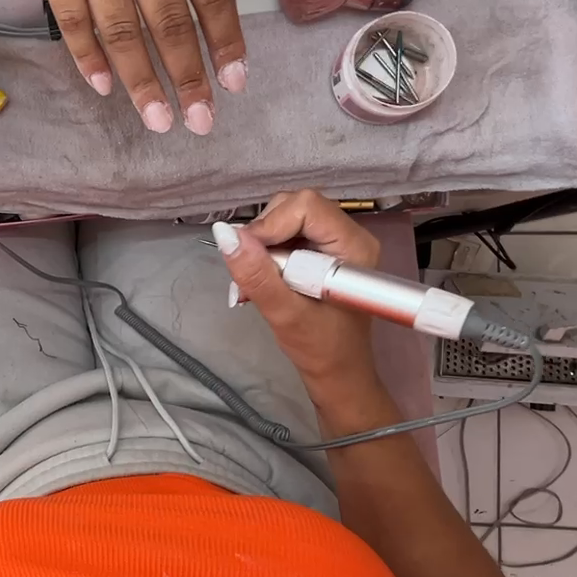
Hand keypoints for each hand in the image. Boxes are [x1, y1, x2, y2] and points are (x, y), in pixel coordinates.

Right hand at [0, 0, 244, 135]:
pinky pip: (71, 17)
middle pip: (168, 22)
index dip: (225, 42)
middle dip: (187, 78)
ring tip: (157, 120)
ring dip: (141, 82)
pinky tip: (103, 86)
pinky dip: (87, 56)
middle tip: (199, 122)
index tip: (234, 83)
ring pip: (121, 30)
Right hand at [215, 191, 381, 395]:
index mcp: (353, 246)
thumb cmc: (318, 348)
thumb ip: (256, 273)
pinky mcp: (321, 250)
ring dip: (261, 245)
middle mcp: (348, 235)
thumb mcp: (283, 313)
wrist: (336, 370)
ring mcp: (334, 241)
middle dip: (264, 234)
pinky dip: (265, 252)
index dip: (271, 224)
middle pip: (294, 206)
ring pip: (285, 217)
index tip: (250, 256)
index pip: (305, 206)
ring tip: (257, 281)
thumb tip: (224, 233)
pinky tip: (264, 279)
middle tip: (253, 271)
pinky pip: (285, 233)